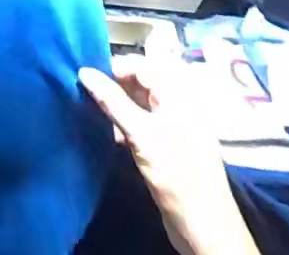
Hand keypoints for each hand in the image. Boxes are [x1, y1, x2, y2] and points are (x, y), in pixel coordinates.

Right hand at [79, 57, 256, 254]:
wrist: (204, 225)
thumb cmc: (174, 171)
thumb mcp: (140, 134)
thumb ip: (112, 101)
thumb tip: (84, 72)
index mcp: (176, 88)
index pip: (140, 63)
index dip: (113, 67)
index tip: (85, 75)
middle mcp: (176, 99)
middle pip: (141, 80)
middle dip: (114, 84)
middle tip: (84, 92)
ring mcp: (173, 122)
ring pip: (140, 102)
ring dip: (118, 105)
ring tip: (91, 110)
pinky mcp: (168, 143)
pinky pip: (143, 122)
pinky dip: (126, 124)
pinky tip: (109, 133)